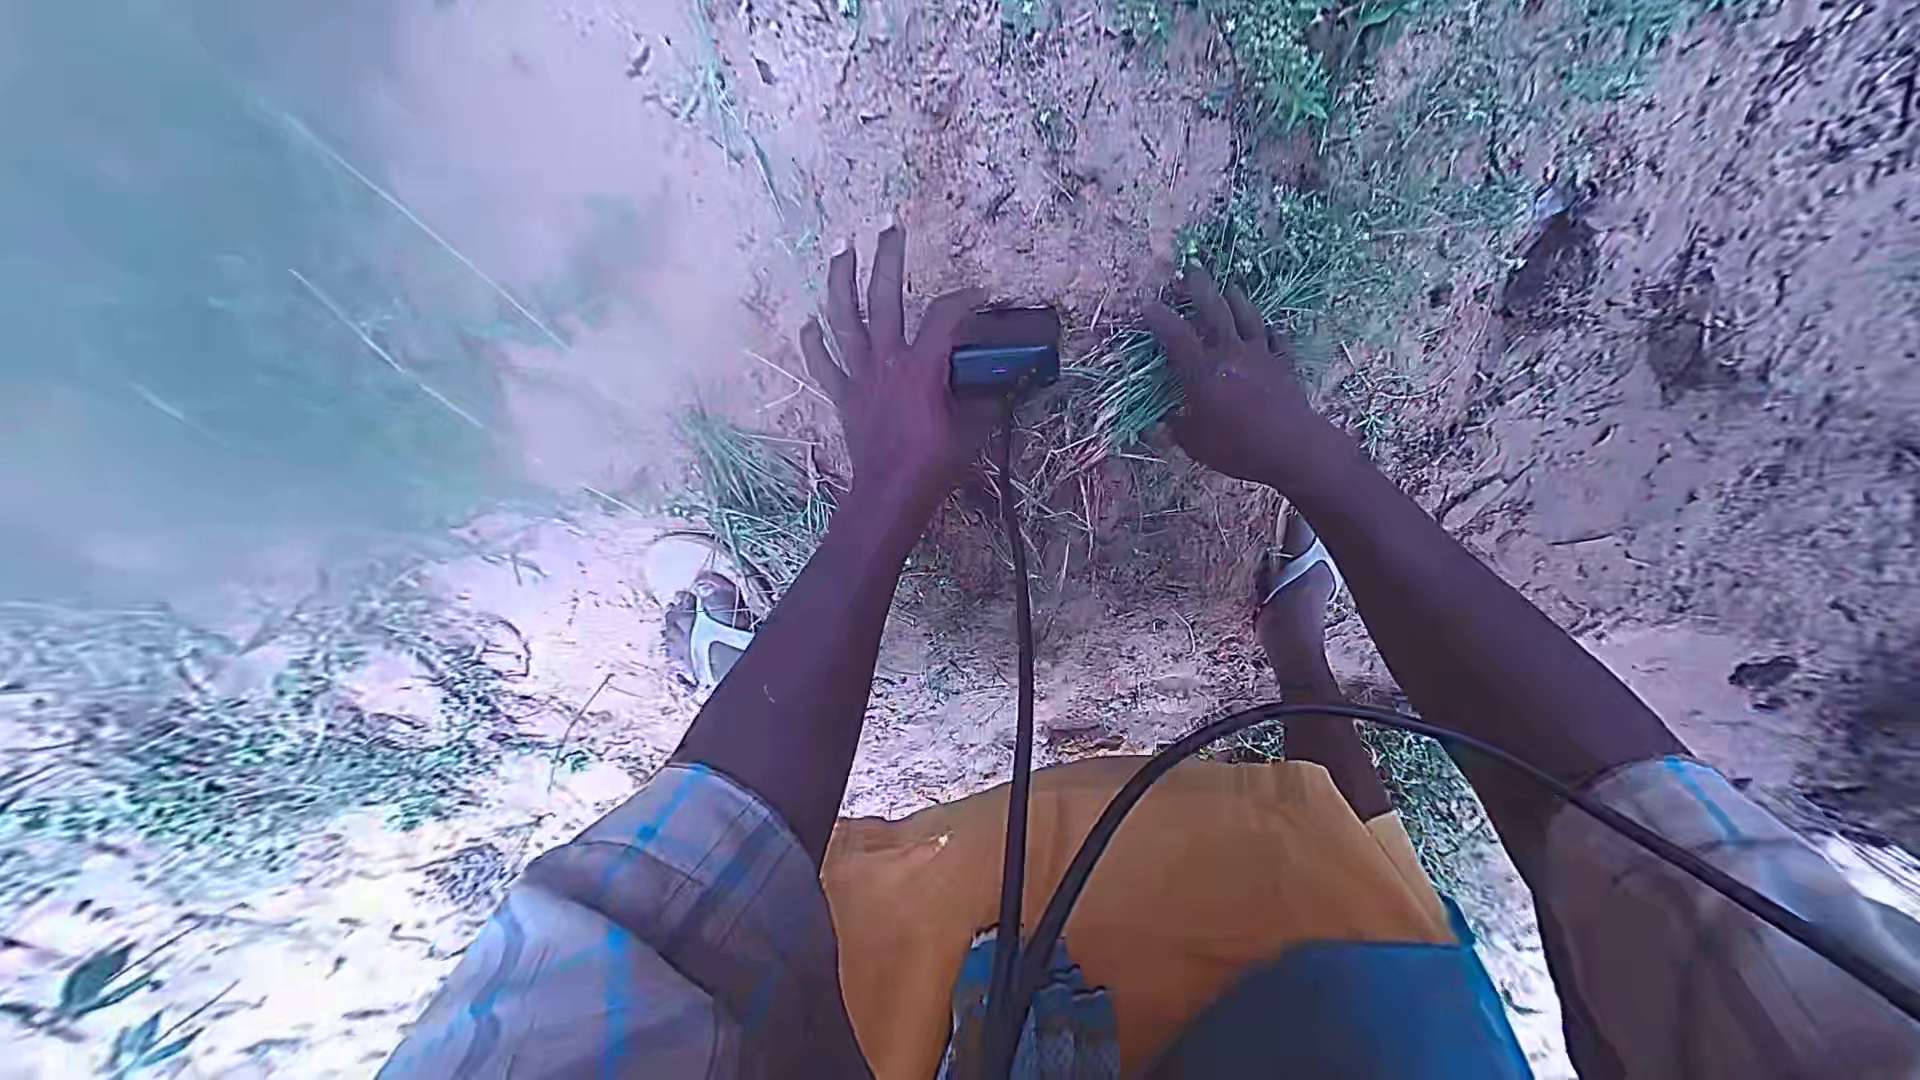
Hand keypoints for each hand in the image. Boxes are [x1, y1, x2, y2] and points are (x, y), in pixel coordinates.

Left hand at [799, 226, 997, 513]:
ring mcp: (859, 376)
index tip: (979, 293)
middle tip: (890, 225)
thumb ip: (989, 401)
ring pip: (844, 320)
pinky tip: (809, 322)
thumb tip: (1007, 383)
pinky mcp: (844, 395)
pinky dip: (814, 343)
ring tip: (842, 248)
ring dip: (841, 281)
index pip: (945, 317)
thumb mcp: (971, 431)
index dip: (965, 298)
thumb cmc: (932, 465)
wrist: (889, 494)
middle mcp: (886, 361)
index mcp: (920, 367)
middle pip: (884, 298)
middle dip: (888, 258)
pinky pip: (824, 364)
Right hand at [1144, 266, 1339, 485]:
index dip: (1159, 319)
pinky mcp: (1284, 365)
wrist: (1293, 448)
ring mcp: (1261, 356)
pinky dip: (1268, 330)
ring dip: (1236, 299)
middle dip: (1200, 289)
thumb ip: (1174, 429)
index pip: (1176, 337)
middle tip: (1190, 271)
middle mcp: (1231, 354)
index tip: (1147, 306)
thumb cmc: (1237, 448)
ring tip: (1229, 287)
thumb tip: (1157, 425)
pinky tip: (1266, 326)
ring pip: (1247, 317)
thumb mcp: (1194, 444)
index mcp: (1203, 372)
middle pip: (1214, 311)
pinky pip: (1276, 339)